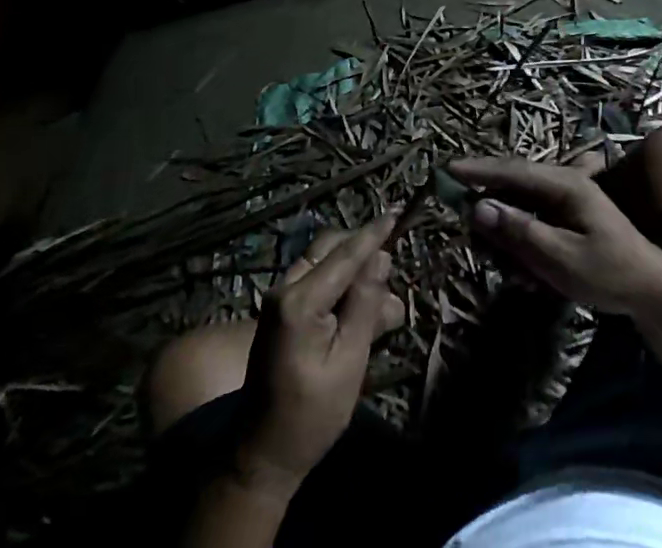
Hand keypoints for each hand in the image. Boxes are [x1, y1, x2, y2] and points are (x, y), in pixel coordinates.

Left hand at [233, 215, 403, 495]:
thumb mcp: (349, 359)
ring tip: (383, 299)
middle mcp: (284, 288)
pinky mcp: (281, 311)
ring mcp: (279, 298)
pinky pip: (316, 281)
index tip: (398, 211)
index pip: (345, 254)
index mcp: (299, 300)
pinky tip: (362, 308)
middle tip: (395, 265)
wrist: (263, 449)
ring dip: (355, 270)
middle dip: (365, 250)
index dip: (374, 233)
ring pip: (324, 263)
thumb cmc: (312, 412)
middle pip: (331, 248)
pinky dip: (341, 284)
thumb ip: (365, 304)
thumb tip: (380, 257)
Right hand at [449, 157, 661, 314]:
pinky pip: (531, 226)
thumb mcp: (560, 257)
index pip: (513, 171)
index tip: (447, 169)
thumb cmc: (609, 272)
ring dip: (508, 240)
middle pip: (512, 188)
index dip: (479, 170)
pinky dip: (523, 249)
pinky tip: (530, 279)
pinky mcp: (565, 220)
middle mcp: (564, 185)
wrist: (651, 293)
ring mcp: (565, 202)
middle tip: (474, 238)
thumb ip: (519, 231)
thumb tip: (478, 207)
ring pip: (518, 210)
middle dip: (490, 212)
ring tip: (516, 274)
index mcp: (566, 185)